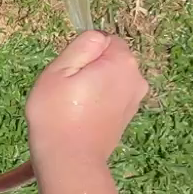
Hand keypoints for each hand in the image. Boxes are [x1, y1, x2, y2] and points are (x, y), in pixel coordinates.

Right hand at [25, 31, 146, 177]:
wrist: (69, 158)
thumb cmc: (56, 113)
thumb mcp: (58, 71)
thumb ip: (81, 46)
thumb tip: (97, 36)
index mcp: (121, 62)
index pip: (105, 40)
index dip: (83, 52)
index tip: (67, 72)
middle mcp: (136, 78)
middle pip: (110, 59)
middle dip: (89, 68)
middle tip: (65, 89)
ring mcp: (134, 99)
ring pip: (110, 79)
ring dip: (93, 86)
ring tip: (71, 105)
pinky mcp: (127, 116)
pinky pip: (111, 96)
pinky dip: (97, 101)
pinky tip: (80, 116)